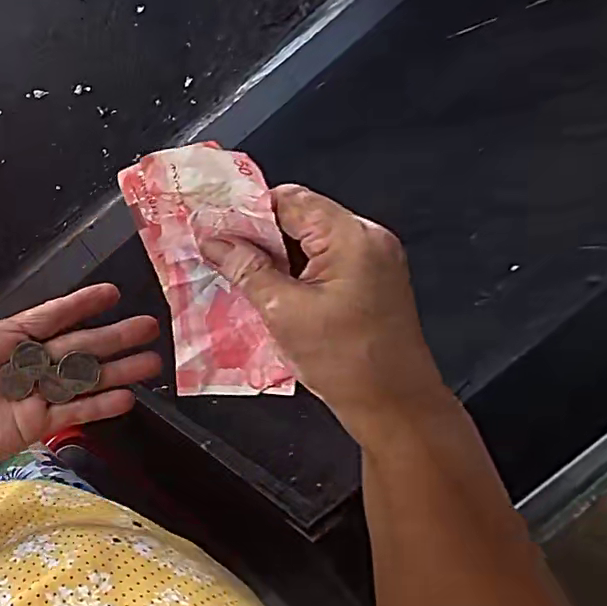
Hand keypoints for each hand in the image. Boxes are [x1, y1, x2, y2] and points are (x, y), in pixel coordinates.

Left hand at [0, 258, 162, 484]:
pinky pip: (72, 411)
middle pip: (79, 346)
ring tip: (150, 362)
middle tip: (147, 326)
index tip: (110, 293)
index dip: (81, 305)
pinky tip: (125, 397)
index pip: (52, 316)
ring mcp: (33, 395)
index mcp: (6, 338)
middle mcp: (26, 364)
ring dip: (117, 370)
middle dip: (114, 336)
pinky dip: (99, 406)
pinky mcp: (34, 424)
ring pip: (83, 378)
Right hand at [199, 185, 449, 438]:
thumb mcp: (283, 312)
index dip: (247, 209)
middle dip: (255, 234)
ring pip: (306, 241)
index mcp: (352, 237)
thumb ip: (246, 269)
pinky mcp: (367, 281)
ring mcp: (370, 260)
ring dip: (270, 254)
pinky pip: (319, 261)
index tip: (211, 226)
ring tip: (233, 272)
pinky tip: (263, 288)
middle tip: (216, 252)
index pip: (290, 199)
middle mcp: (366, 239)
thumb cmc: (345, 361)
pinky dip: (290, 270)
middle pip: (299, 216)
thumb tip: (213, 241)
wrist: (395, 406)